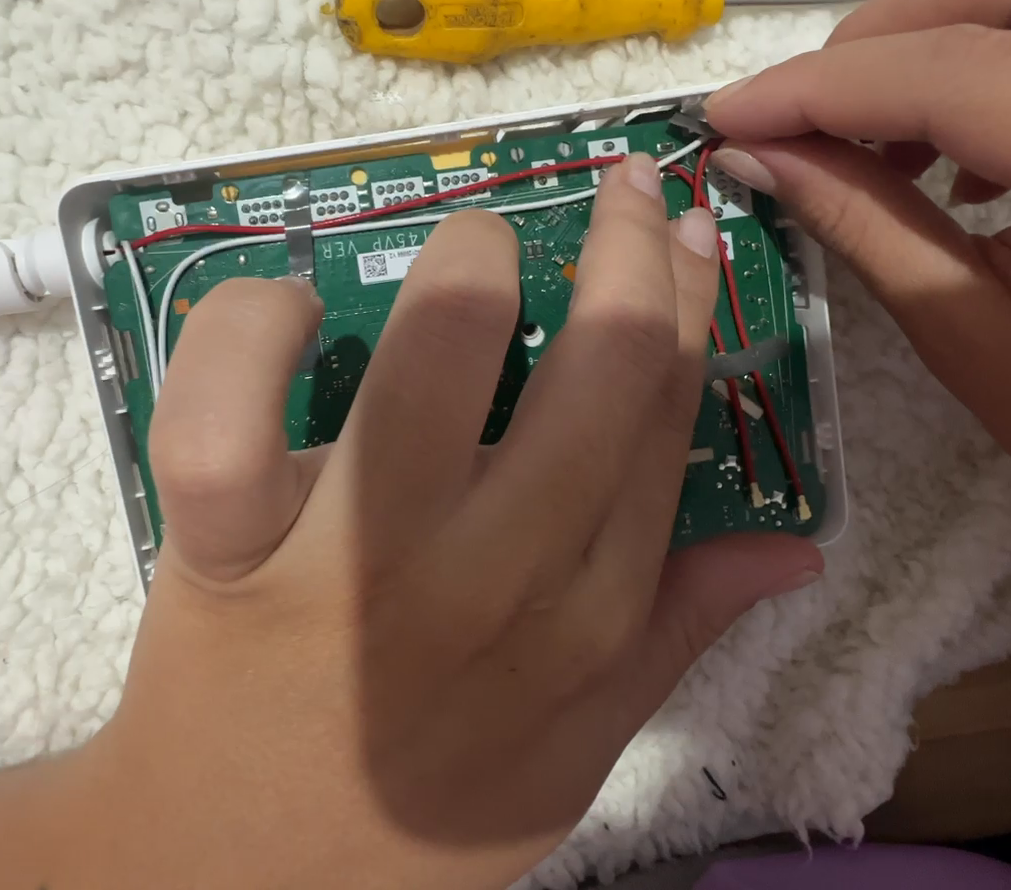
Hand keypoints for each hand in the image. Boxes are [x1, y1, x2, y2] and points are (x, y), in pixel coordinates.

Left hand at [74, 156, 822, 888]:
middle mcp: (484, 576)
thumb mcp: (578, 749)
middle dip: (622, 250)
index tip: (686, 231)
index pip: (664, 418)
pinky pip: (227, 407)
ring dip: (471, 267)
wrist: (235, 877)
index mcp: (581, 618)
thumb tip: (792, 544)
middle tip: (621, 189)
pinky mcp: (218, 553)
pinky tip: (285, 307)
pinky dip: (254, 326)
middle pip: (593, 369)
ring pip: (434, 357)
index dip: (687, 304)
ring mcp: (346, 561)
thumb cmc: (414, 809)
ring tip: (477, 245)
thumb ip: (678, 635)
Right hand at [706, 0, 1010, 886]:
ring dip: (951, 23)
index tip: (717, 112)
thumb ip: (864, 219)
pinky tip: (961, 114)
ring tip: (864, 107)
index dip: (817, 79)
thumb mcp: (979, 343)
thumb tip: (758, 151)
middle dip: (884, 22)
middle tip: (788, 99)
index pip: (966, 65)